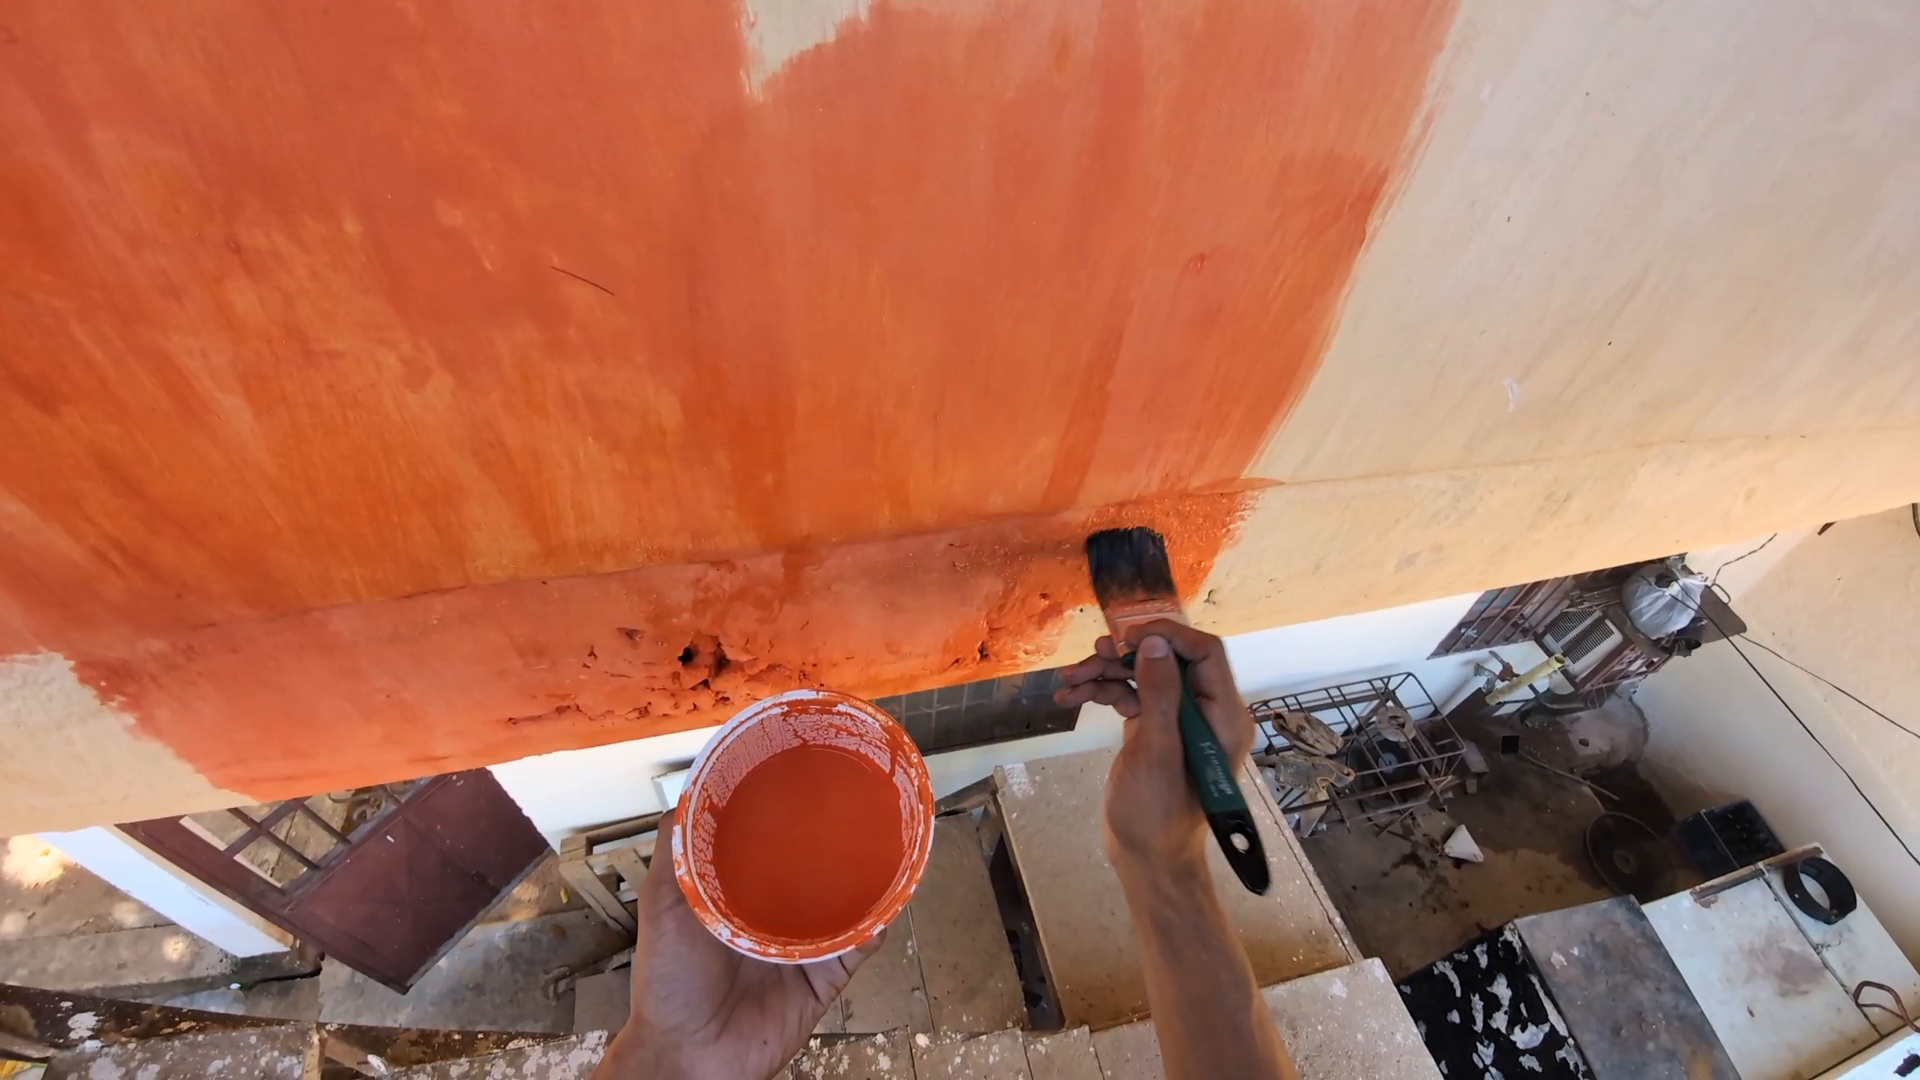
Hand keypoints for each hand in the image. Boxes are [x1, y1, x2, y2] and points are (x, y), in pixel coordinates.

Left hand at [594, 809, 884, 1079]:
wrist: (687, 1056)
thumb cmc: (668, 982)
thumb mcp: (662, 905)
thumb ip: (673, 856)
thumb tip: (687, 795)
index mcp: (747, 893)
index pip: (779, 847)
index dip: (796, 818)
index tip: (813, 783)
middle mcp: (780, 914)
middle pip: (819, 872)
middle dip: (840, 846)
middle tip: (860, 812)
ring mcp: (804, 946)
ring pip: (847, 906)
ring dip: (868, 884)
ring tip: (884, 853)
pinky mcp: (823, 979)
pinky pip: (857, 950)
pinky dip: (874, 930)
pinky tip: (882, 911)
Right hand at [1054, 621, 1255, 870]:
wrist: (1145, 860)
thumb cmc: (1157, 814)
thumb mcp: (1156, 752)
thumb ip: (1159, 694)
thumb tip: (1153, 642)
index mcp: (1223, 716)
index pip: (1206, 653)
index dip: (1167, 637)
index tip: (1127, 637)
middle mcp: (1204, 711)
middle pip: (1166, 659)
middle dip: (1124, 655)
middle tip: (1090, 657)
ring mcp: (1177, 719)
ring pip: (1141, 673)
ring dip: (1103, 672)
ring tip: (1068, 680)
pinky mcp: (1153, 728)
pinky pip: (1128, 694)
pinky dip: (1100, 691)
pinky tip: (1071, 696)